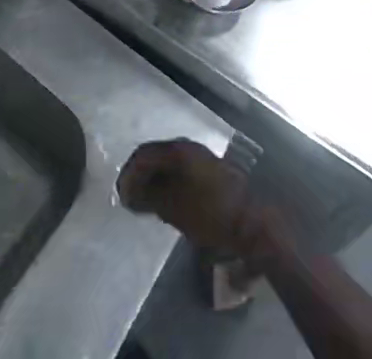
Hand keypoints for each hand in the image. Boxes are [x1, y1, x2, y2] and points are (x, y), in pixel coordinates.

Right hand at [117, 139, 266, 258]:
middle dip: (139, 176)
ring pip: (167, 163)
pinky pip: (179, 170)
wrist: (251, 223)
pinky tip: (163, 201)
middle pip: (154, 155)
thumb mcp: (172, 208)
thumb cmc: (209, 213)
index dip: (128, 174)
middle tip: (129, 198)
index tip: (121, 195)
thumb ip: (147, 197)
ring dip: (153, 180)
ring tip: (143, 202)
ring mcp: (200, 157)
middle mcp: (188, 147)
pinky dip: (166, 183)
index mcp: (178, 151)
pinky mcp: (208, 170)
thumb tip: (129, 195)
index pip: (143, 155)